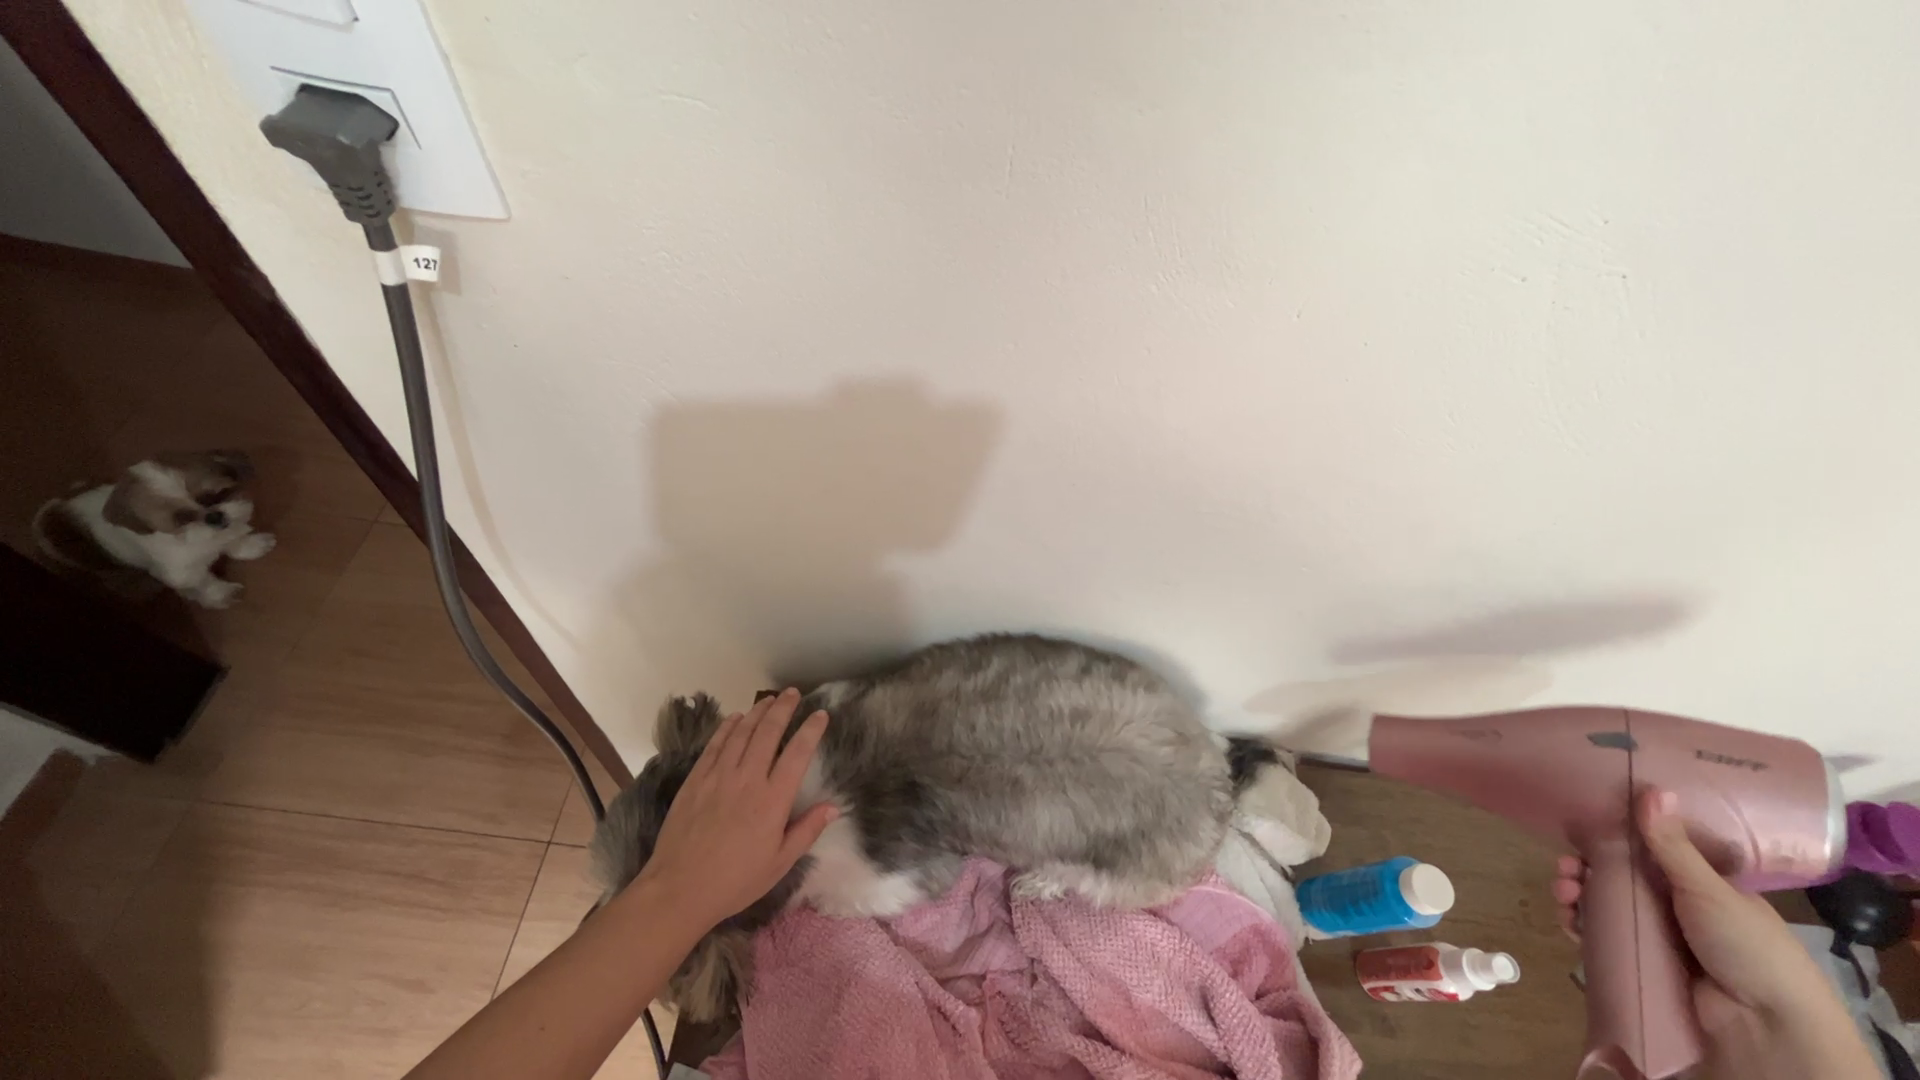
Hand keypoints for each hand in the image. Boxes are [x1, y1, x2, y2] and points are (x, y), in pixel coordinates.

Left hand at [637, 689, 837, 927]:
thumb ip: (807, 831)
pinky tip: (735, 718)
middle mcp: (748, 779)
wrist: (680, 888)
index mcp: (773, 799)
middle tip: (794, 693)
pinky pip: (715, 745)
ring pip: (742, 732)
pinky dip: (728, 727)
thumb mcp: (780, 863)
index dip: (811, 730)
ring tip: (769, 699)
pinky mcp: (696, 780)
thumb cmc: (736, 880)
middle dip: (783, 709)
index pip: (798, 753)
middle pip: (768, 732)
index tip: (821, 714)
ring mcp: (719, 776)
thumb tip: (833, 807)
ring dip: (757, 711)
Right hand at [1553, 788, 1878, 1079]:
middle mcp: (1674, 910)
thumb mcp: (1709, 889)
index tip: (1583, 833)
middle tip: (1564, 868)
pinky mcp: (1640, 966)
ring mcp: (1656, 939)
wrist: (1763, 1025)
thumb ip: (1672, 845)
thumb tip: (1652, 787)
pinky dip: (1579, 928)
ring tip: (1562, 894)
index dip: (1612, 842)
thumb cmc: (1747, 947)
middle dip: (1583, 870)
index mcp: (1699, 888)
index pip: (1646, 856)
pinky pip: (1601, 940)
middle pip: (1616, 880)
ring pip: (1603, 908)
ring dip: (1575, 896)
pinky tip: (1568, 921)